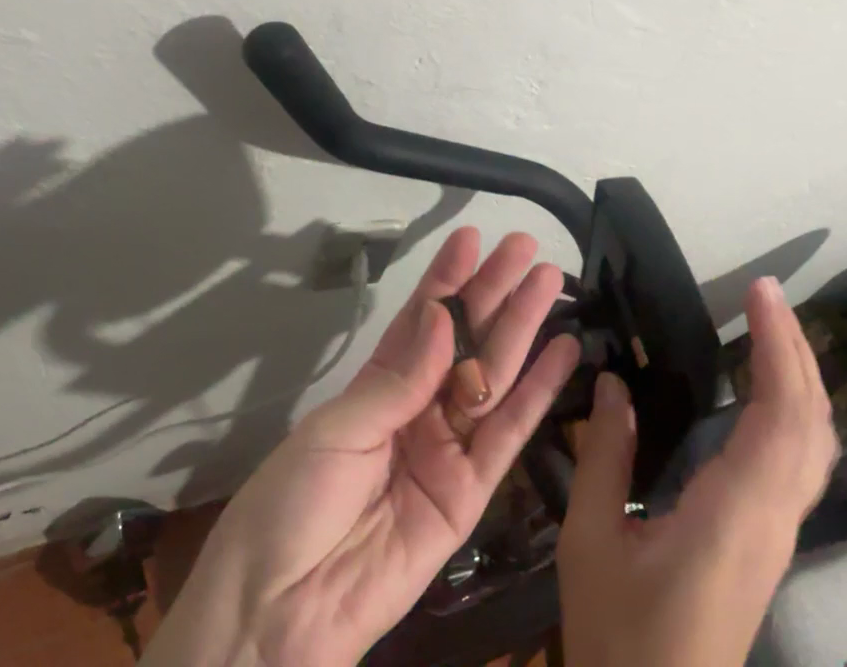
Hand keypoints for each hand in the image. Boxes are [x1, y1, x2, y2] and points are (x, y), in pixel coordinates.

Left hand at [142, 227, 580, 666]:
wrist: (284, 608)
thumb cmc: (292, 504)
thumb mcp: (336, 430)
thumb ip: (400, 378)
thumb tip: (445, 318)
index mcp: (376, 389)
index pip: (421, 323)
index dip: (447, 280)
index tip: (473, 239)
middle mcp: (418, 410)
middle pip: (466, 343)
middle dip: (495, 294)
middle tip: (527, 250)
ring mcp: (448, 448)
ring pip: (494, 378)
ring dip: (524, 330)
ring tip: (551, 283)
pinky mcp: (473, 489)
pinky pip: (509, 434)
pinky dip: (538, 393)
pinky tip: (562, 352)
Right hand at [558, 277, 836, 666]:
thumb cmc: (622, 636)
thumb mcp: (591, 545)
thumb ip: (604, 459)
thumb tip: (614, 385)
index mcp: (735, 510)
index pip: (781, 411)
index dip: (777, 344)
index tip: (758, 292)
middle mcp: (775, 515)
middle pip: (812, 418)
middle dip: (796, 347)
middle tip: (764, 297)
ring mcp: (782, 532)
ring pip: (816, 441)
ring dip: (802, 377)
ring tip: (768, 332)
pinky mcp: (774, 542)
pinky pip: (803, 461)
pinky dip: (797, 410)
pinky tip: (766, 396)